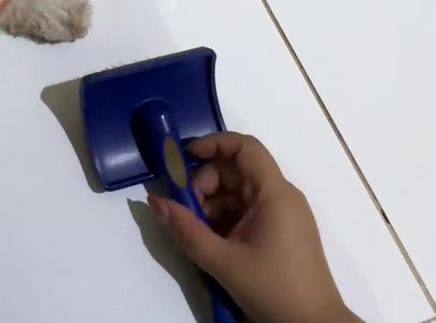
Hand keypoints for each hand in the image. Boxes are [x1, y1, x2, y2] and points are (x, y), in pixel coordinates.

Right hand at [149, 133, 359, 322]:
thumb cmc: (275, 291)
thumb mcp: (224, 262)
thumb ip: (186, 230)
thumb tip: (154, 202)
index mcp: (274, 193)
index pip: (244, 146)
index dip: (212, 143)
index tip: (185, 159)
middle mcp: (280, 196)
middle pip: (235, 169)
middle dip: (204, 183)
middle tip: (186, 211)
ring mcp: (281, 215)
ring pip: (237, 192)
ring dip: (211, 204)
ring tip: (197, 232)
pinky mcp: (279, 233)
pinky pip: (245, 211)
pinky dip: (224, 219)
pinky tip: (212, 242)